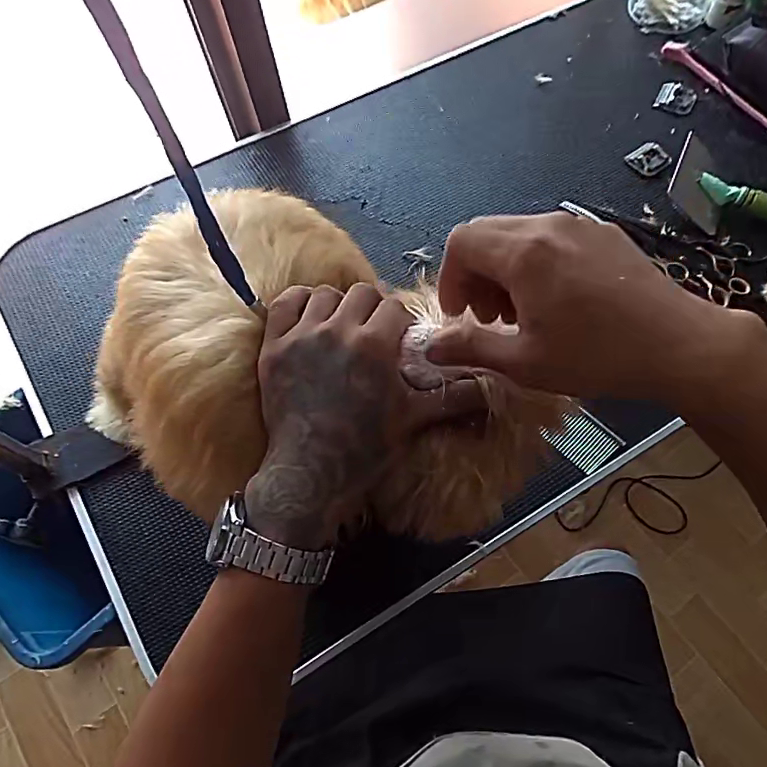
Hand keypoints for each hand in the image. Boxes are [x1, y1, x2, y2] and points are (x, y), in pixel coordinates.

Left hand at [245, 282, 485, 548]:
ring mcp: (301, 337)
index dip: (400, 321)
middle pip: (361, 293)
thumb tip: (492, 387)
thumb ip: (454, 396)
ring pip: (324, 294)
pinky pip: (285, 303)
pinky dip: (299, 305)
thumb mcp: (415, 418)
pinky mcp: (273, 348)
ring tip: (341, 328)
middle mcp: (338, 331)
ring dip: (337, 306)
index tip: (398, 338)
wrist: (313, 473)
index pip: (395, 306)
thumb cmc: (367, 448)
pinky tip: (309, 321)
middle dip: (372, 309)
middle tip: (372, 333)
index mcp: (376, 344)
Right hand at [427, 213, 766, 409]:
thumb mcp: (525, 362)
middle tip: (489, 318)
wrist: (678, 344)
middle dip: (475, 274)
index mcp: (524, 252)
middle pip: (488, 233)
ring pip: (520, 234)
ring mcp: (581, 225)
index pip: (462, 242)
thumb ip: (471, 348)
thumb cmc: (596, 356)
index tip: (462, 317)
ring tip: (522, 314)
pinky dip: (536, 264)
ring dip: (505, 270)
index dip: (450, 279)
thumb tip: (429, 347)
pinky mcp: (604, 234)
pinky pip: (552, 238)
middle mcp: (549, 225)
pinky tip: (557, 302)